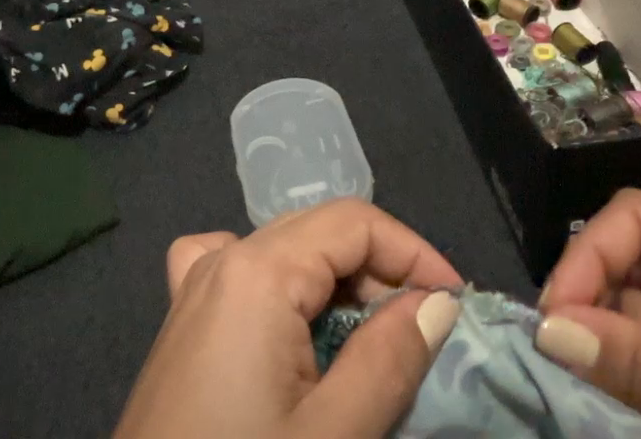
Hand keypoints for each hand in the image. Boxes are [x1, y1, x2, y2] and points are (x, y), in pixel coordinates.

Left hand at [115, 199, 464, 438]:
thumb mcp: (333, 432)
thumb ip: (389, 357)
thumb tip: (438, 302)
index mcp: (257, 269)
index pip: (354, 223)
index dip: (414, 253)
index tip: (456, 305)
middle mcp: (222, 260)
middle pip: (321, 232)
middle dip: (381, 270)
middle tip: (422, 332)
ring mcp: (196, 286)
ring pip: (286, 251)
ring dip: (338, 284)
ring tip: (371, 339)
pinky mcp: (184, 320)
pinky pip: (238, 269)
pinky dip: (281, 282)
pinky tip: (290, 321)